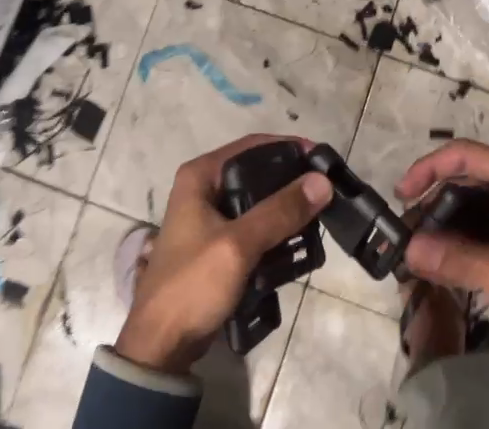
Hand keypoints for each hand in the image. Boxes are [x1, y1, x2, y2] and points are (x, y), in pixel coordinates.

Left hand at [114, 135, 333, 373]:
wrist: (161, 342)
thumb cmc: (193, 284)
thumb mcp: (238, 245)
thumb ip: (279, 211)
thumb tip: (322, 181)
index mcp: (200, 176)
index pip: (251, 146)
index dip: (288, 147)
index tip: (322, 158)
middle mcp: (203, 188)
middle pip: (256, 172)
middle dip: (290, 182)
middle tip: (326, 192)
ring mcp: (209, 217)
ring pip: (257, 201)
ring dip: (285, 210)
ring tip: (319, 217)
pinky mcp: (218, 244)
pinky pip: (253, 227)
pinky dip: (274, 232)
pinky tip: (298, 242)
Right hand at [397, 140, 488, 365]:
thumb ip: (467, 263)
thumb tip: (411, 249)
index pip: (466, 154)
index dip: (428, 168)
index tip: (403, 196)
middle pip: (468, 173)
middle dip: (434, 196)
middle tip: (410, 228)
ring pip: (476, 196)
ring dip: (447, 215)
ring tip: (424, 244)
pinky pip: (487, 216)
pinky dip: (465, 230)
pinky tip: (451, 256)